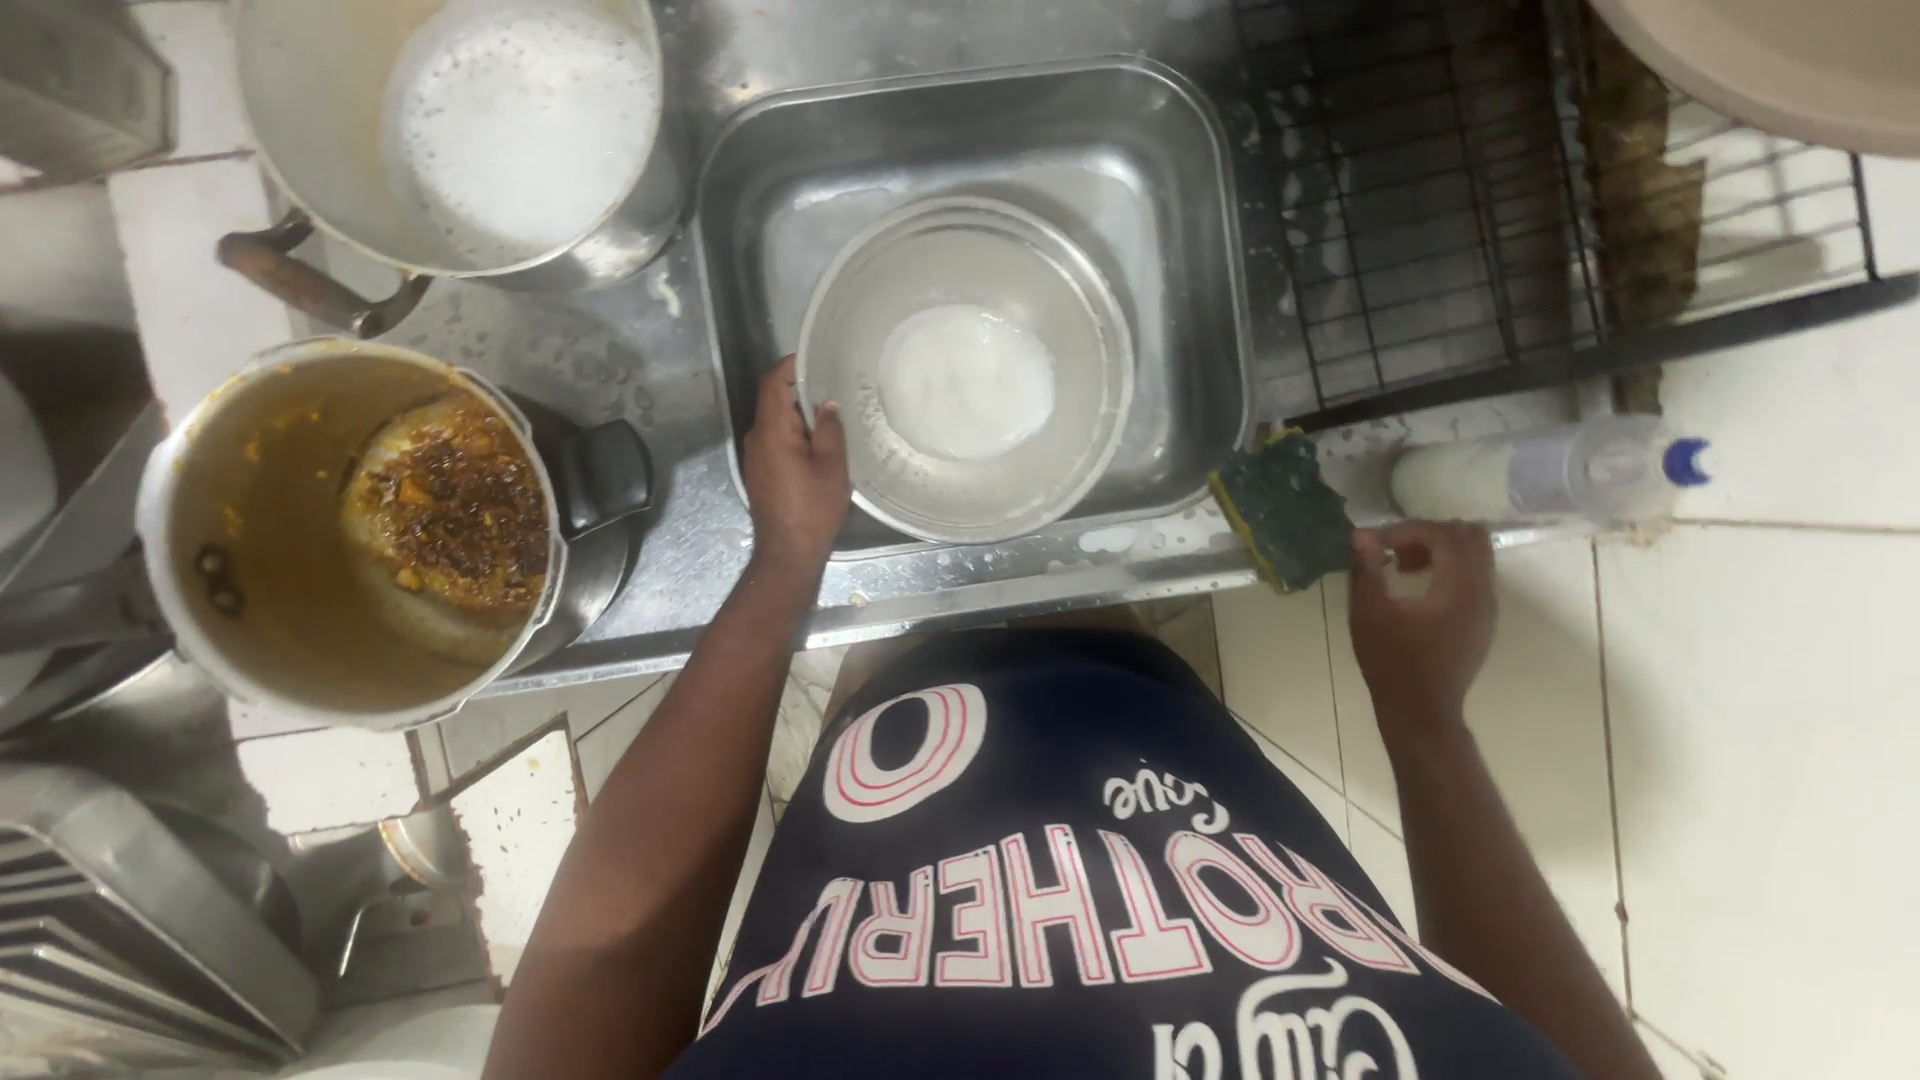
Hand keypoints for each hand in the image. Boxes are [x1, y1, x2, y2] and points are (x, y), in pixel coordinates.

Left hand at [742, 355, 849, 582]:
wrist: (788, 553)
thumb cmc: (812, 509)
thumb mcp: (831, 466)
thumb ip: (829, 429)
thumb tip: (826, 404)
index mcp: (772, 431)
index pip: (774, 383)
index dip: (791, 366)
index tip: (815, 357)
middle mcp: (757, 439)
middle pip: (774, 401)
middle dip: (801, 389)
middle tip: (834, 384)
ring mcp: (757, 457)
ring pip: (777, 423)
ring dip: (801, 414)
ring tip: (833, 412)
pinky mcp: (763, 473)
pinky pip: (777, 441)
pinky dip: (796, 433)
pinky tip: (821, 442)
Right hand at [1347, 522, 1495, 738]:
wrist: (1421, 711)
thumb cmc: (1391, 663)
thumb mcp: (1368, 614)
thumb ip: (1367, 569)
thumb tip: (1361, 534)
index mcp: (1458, 590)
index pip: (1445, 535)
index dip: (1408, 530)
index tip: (1376, 544)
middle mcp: (1483, 593)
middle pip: (1471, 538)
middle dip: (1429, 534)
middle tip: (1394, 549)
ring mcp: (1487, 608)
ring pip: (1476, 556)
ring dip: (1439, 550)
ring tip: (1401, 566)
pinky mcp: (1483, 620)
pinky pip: (1474, 576)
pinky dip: (1447, 568)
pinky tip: (1416, 587)